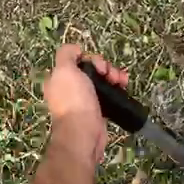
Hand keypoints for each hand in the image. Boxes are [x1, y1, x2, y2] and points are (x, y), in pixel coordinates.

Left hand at [43, 44, 127, 161]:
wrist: (84, 133)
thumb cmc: (75, 100)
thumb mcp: (64, 70)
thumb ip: (66, 54)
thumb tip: (76, 50)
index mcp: (59, 78)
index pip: (77, 59)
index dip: (91, 59)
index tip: (99, 67)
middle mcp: (69, 88)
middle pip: (91, 69)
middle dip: (106, 68)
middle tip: (112, 75)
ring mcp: (83, 99)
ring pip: (101, 79)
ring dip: (114, 76)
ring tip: (122, 82)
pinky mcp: (96, 109)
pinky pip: (107, 92)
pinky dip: (116, 88)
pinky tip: (123, 88)